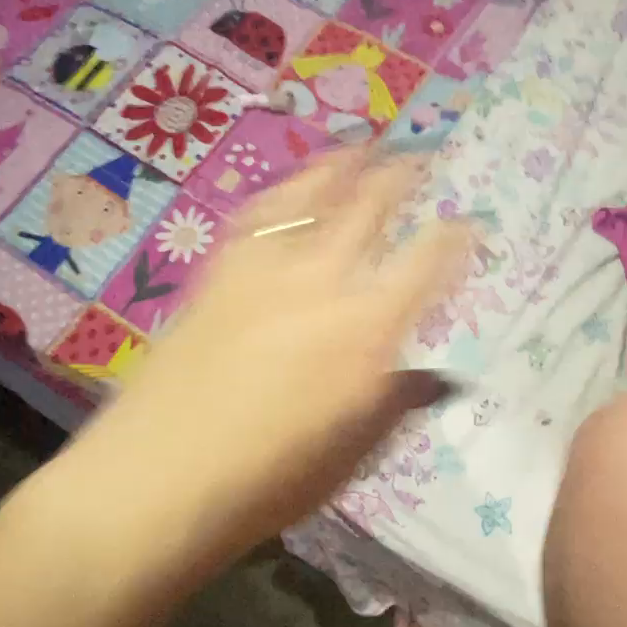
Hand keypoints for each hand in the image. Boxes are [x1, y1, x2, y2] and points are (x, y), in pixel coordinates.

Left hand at [34, 148, 473, 573]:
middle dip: (402, 177)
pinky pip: (260, 215)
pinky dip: (285, 191)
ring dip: (344, 166)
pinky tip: (293, 185)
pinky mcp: (218, 272)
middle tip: (422, 159)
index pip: (425, 264)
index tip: (470, 220)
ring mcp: (265, 270)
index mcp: (366, 331)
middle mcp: (321, 284)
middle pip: (370, 209)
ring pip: (312, 196)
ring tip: (365, 146)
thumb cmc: (267, 480)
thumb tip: (439, 377)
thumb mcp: (352, 453)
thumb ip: (397, 402)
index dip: (453, 236)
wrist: (156, 476)